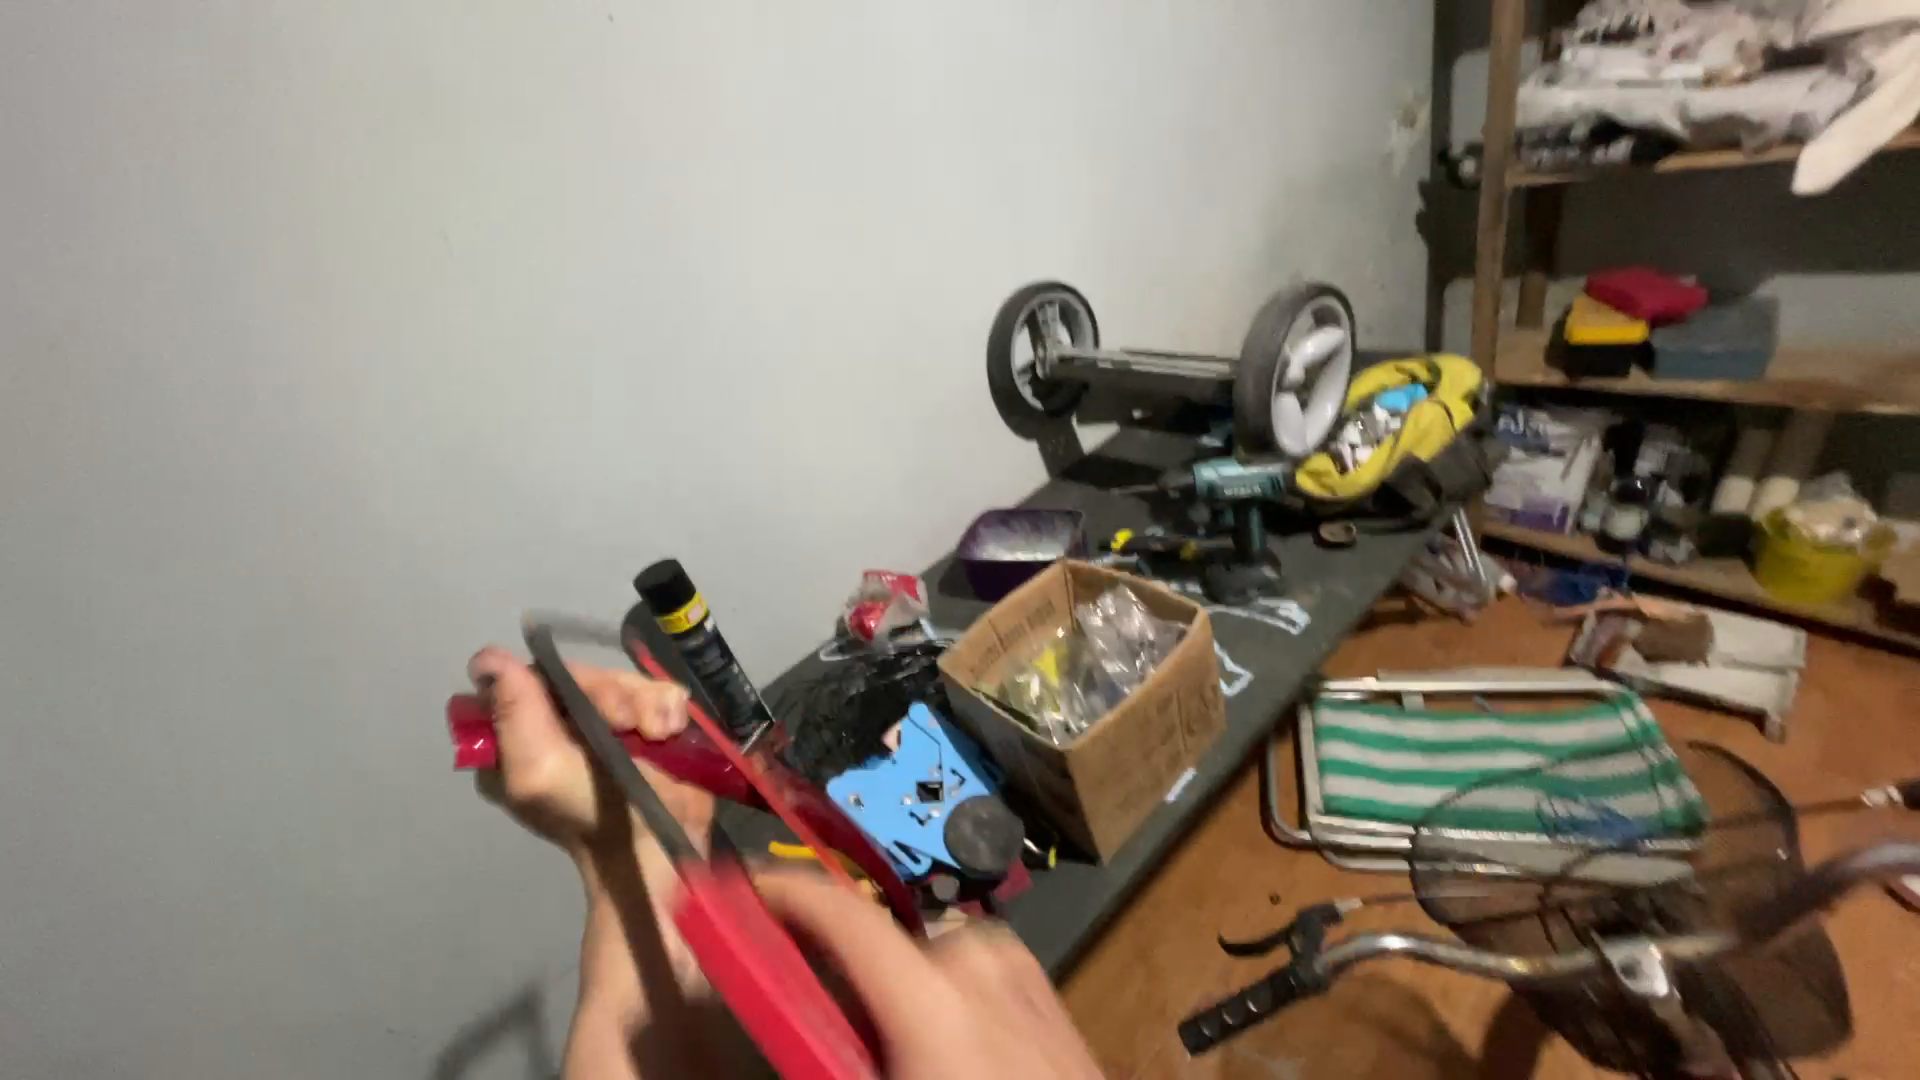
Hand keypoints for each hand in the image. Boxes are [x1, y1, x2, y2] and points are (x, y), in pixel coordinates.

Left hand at [467, 646, 714, 857]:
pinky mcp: (653, 723)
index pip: (534, 678)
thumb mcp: (539, 770)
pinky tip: (672, 731)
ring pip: (629, 681)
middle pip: (587, 675)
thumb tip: (486, 658)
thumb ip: (514, 712)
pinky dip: (670, 707)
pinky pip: (662, 691)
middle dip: (614, 695)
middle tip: (629, 725)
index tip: (583, 704)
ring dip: (648, 703)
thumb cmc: (591, 815)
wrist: (659, 845)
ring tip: (659, 734)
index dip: (563, 680)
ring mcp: (611, 724)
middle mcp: (563, 726)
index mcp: (520, 739)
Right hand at [755, 869, 1102, 1078]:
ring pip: (928, 961)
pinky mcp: (1048, 991)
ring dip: (898, 995)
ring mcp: (1021, 971)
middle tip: (827, 1029)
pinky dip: (946, 997)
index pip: (838, 915)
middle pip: (881, 946)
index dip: (777, 893)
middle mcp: (978, 960)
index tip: (730, 889)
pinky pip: (975, 974)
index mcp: (932, 991)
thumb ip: (822, 1052)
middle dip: (843, 980)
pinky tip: (953, 1049)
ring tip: (896, 1054)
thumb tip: (785, 1024)